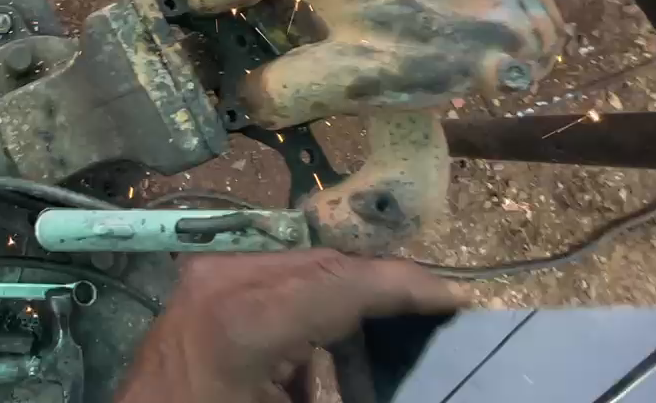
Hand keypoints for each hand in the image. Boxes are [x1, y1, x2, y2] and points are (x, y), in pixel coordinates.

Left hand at [114, 250, 460, 402]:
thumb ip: (344, 389)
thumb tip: (401, 378)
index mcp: (244, 318)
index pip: (340, 283)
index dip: (401, 286)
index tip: (455, 297)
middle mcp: (221, 278)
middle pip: (319, 266)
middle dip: (379, 285)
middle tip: (436, 311)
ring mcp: (205, 275)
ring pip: (295, 266)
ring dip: (345, 292)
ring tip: (398, 322)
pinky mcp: (199, 283)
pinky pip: (268, 277)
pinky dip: (307, 302)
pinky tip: (338, 339)